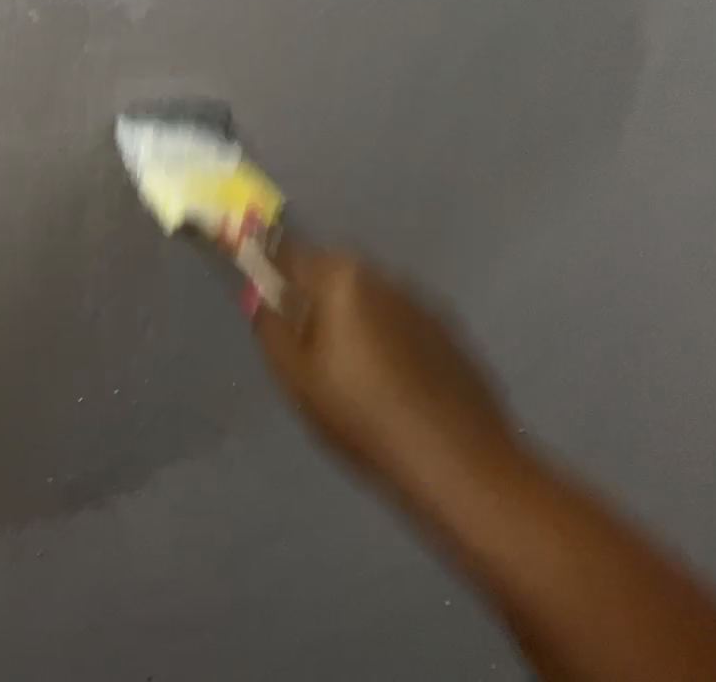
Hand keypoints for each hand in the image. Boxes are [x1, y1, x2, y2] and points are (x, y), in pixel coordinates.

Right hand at [251, 240, 521, 492]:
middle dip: (311, 290)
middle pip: (333, 269)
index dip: (265, 265)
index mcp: (341, 280)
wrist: (460, 465)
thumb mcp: (292, 374)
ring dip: (350, 312)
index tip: (256, 287)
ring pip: (370, 295)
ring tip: (342, 361)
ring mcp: (425, 306)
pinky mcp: (453, 336)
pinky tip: (384, 378)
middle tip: (297, 333)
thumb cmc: (360, 415)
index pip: (287, 251)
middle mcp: (385, 279)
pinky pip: (400, 320)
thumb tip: (261, 297)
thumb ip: (269, 325)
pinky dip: (385, 335)